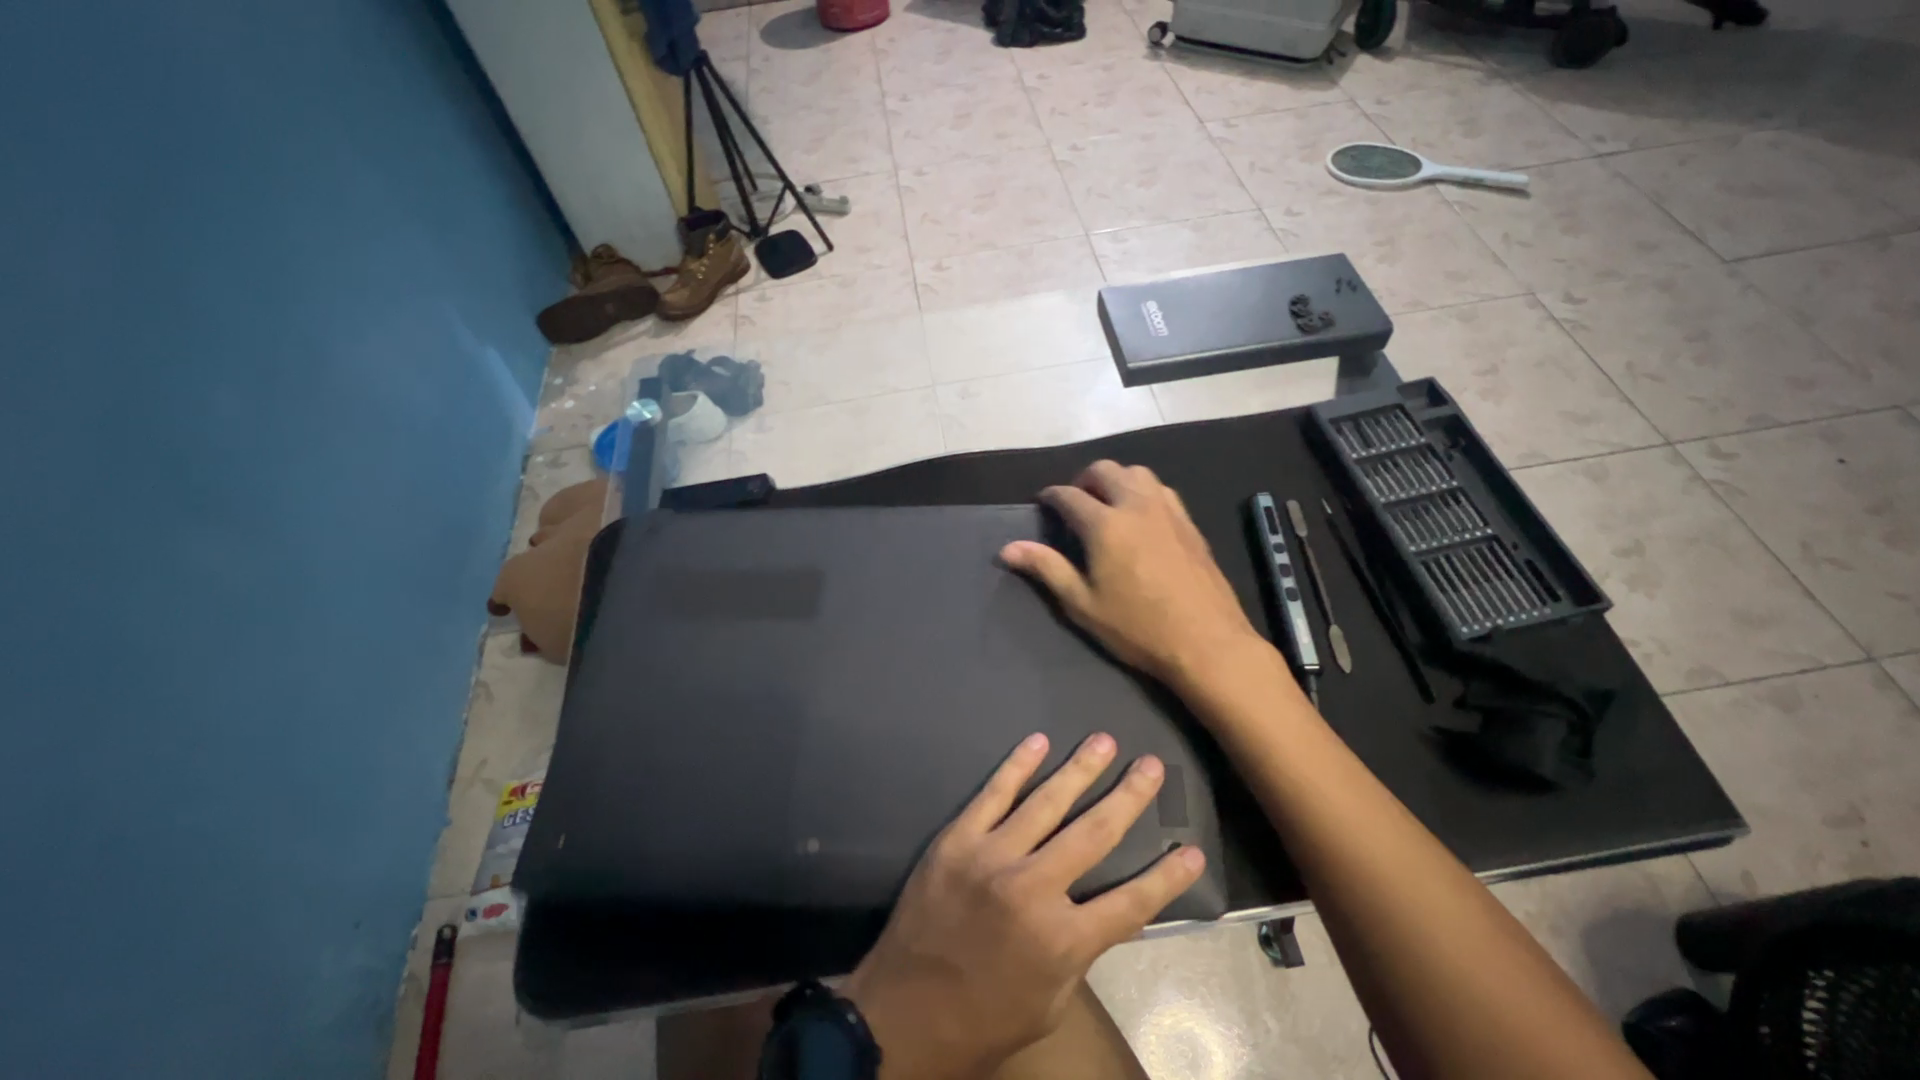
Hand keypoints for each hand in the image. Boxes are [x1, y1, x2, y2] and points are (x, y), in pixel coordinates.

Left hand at [842, 732, 1205, 1079]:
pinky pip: (991, 796)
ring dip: (1080, 769)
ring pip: (1046, 802)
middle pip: (1094, 834)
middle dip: (1129, 797)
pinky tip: (1037, 742)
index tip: (1192, 851)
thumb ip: (1083, 953)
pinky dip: (1016, 767)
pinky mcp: (955, 842)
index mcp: (1063, 939)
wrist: (902, 1014)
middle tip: (1152, 765)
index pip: (1132, 901)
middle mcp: (1033, 890)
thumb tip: (1115, 915)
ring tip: (1105, 741)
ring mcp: (991, 859)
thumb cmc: (985, 1018)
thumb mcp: (1050, 1001)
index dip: (1168, 877)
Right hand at [1000, 461, 1262, 691]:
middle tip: (1074, 503)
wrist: (1206, 641)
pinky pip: (1161, 490)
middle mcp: (1136, 505)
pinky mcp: (1189, 523)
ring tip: (1107, 504)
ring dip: (1116, 479)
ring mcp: (1168, 510)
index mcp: (1105, 524)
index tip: (1042, 504)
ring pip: (1137, 473)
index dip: (1051, 496)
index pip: (1069, 495)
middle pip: (1105, 470)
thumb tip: (1008, 549)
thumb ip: (1047, 569)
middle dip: (1083, 479)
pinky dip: (1143, 491)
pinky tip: (1141, 517)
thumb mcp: (1083, 604)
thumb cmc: (1137, 628)